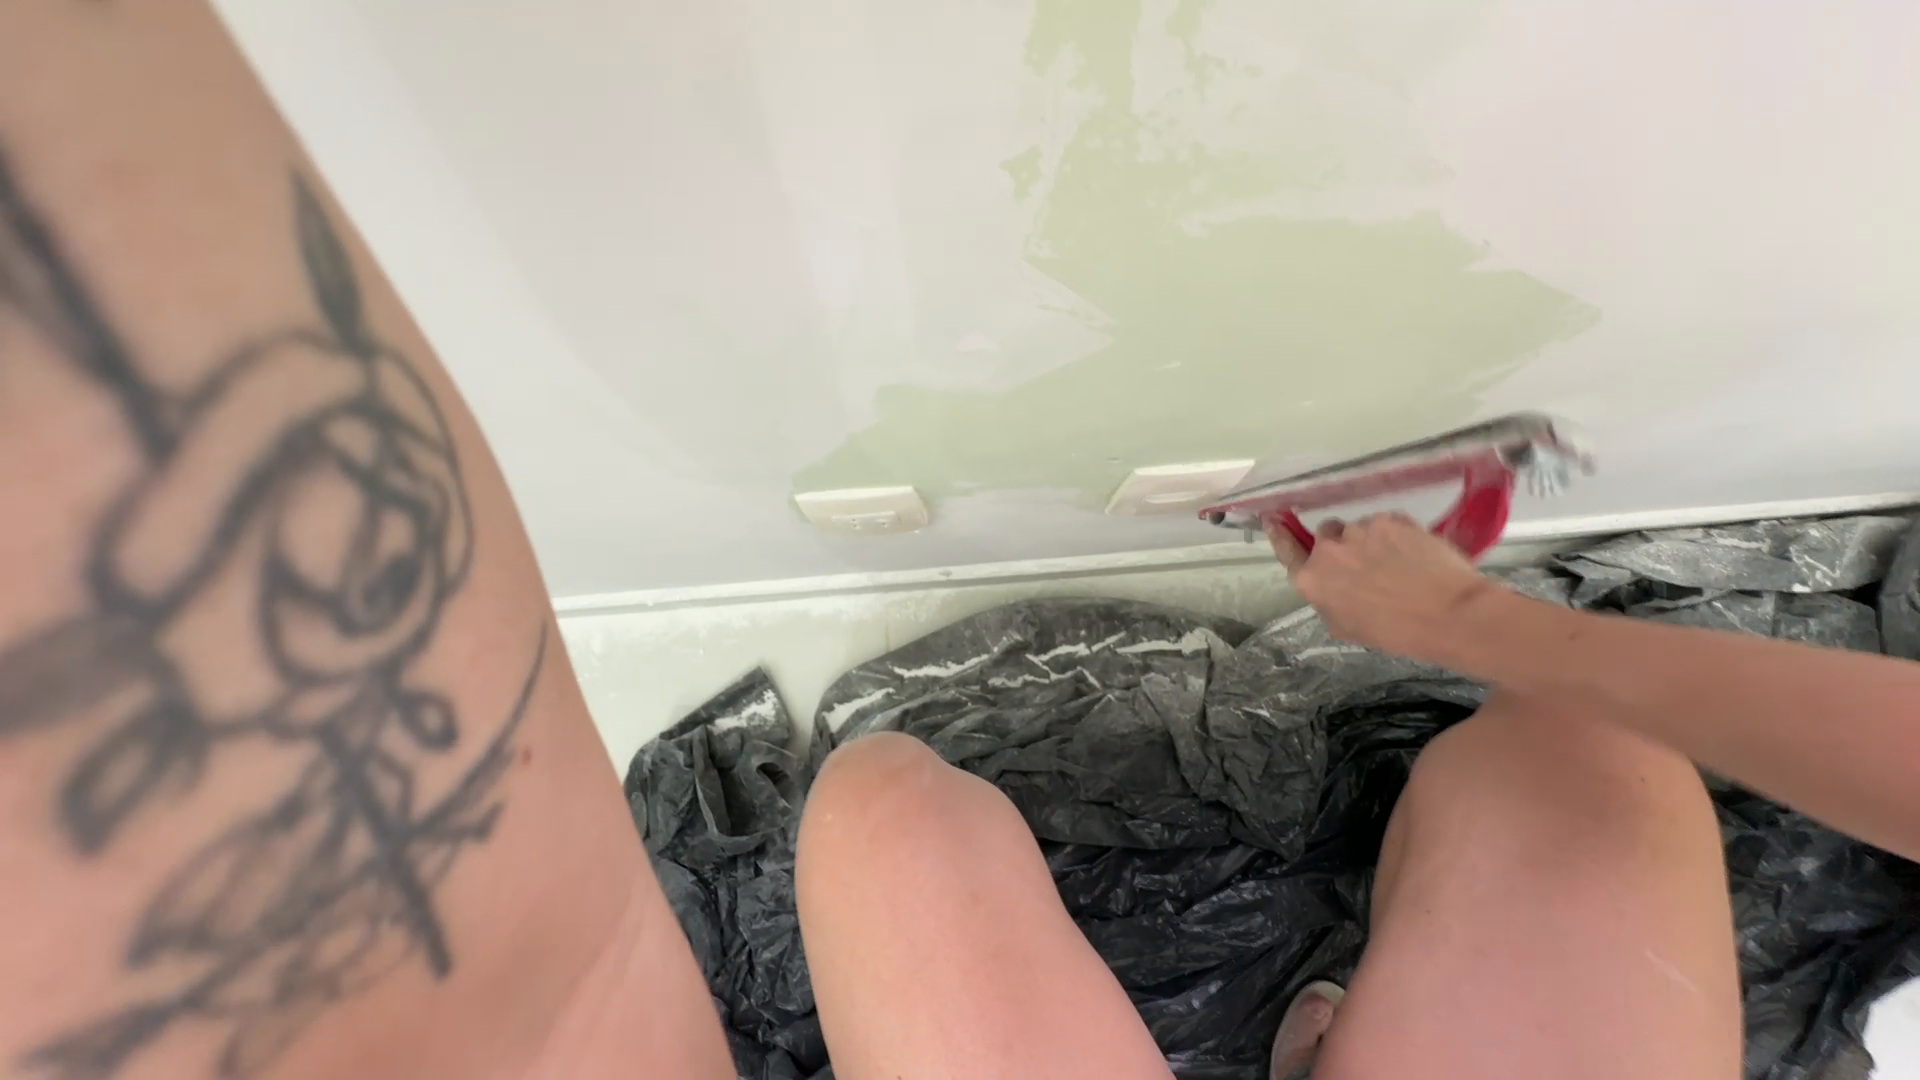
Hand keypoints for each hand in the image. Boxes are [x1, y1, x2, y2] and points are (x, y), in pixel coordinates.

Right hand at [1267, 512, 1499, 661]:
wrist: (1451, 615)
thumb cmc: (1395, 632)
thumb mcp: (1346, 627)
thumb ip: (1327, 600)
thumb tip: (1332, 586)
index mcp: (1311, 580)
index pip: (1285, 550)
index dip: (1278, 534)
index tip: (1272, 519)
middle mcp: (1328, 550)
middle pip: (1324, 535)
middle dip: (1339, 546)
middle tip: (1364, 566)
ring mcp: (1360, 531)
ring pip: (1356, 528)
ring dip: (1368, 540)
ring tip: (1396, 562)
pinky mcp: (1391, 519)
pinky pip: (1385, 523)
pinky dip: (1394, 535)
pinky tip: (1413, 554)